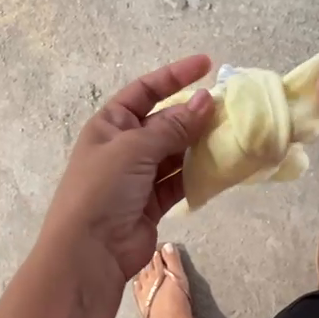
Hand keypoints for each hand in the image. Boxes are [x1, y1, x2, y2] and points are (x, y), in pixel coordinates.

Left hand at [40, 55, 215, 282]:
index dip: (174, 75)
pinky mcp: (152, 202)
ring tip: (230, 134)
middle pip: (164, 121)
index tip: (206, 64)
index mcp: (110, 124)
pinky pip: (180, 180)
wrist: (88, 253)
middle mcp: (123, 146)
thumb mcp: (135, 148)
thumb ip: (173, 126)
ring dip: (199, 144)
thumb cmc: (102, 189)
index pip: (145, 90)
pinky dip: (198, 174)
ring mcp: (138, 175)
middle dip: (193, 114)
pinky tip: (222, 166)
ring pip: (176, 151)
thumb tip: (206, 100)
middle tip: (228, 107)